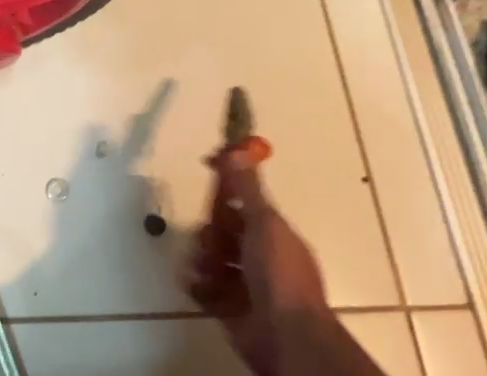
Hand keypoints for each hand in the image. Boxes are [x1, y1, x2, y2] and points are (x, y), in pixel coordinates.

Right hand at [188, 148, 329, 363]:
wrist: (287, 339)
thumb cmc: (279, 274)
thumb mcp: (265, 222)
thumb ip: (247, 187)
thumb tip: (236, 148)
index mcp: (274, 234)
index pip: (245, 201)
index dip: (226, 187)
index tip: (207, 168)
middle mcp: (261, 256)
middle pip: (224, 231)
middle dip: (211, 231)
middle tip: (211, 241)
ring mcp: (245, 284)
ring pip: (212, 259)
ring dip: (203, 259)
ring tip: (207, 270)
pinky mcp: (229, 309)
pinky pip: (205, 288)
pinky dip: (199, 285)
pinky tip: (200, 287)